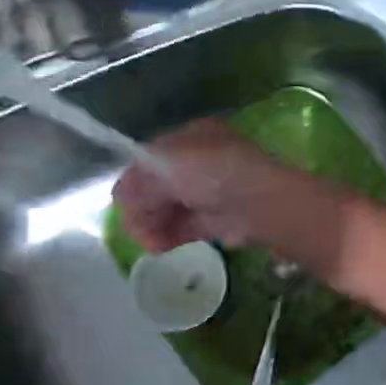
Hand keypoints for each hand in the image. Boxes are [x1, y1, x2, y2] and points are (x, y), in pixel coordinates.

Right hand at [114, 119, 285, 252]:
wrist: (261, 203)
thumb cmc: (215, 172)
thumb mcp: (168, 163)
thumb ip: (139, 180)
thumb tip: (124, 197)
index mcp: (191, 137)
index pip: (148, 160)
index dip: (133, 182)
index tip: (125, 203)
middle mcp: (200, 162)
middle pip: (155, 188)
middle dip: (141, 208)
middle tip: (138, 227)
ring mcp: (208, 192)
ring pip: (166, 210)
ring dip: (151, 226)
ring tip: (151, 242)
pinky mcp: (215, 220)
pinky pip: (182, 229)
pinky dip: (167, 237)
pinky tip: (160, 246)